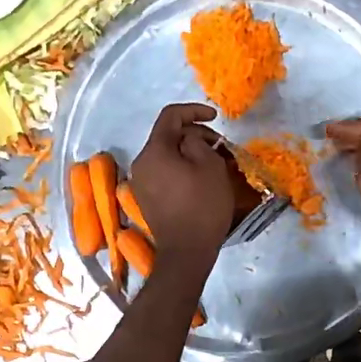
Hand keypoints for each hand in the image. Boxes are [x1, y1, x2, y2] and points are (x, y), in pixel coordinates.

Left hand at [130, 103, 232, 271]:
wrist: (187, 251)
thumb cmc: (203, 206)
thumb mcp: (210, 165)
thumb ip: (197, 141)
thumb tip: (188, 140)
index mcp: (153, 151)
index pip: (170, 116)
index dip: (194, 110)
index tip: (215, 117)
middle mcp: (141, 163)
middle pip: (166, 136)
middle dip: (194, 133)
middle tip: (219, 145)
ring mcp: (141, 182)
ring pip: (166, 155)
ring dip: (188, 152)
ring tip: (213, 161)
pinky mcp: (147, 198)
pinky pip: (164, 172)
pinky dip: (181, 168)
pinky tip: (200, 178)